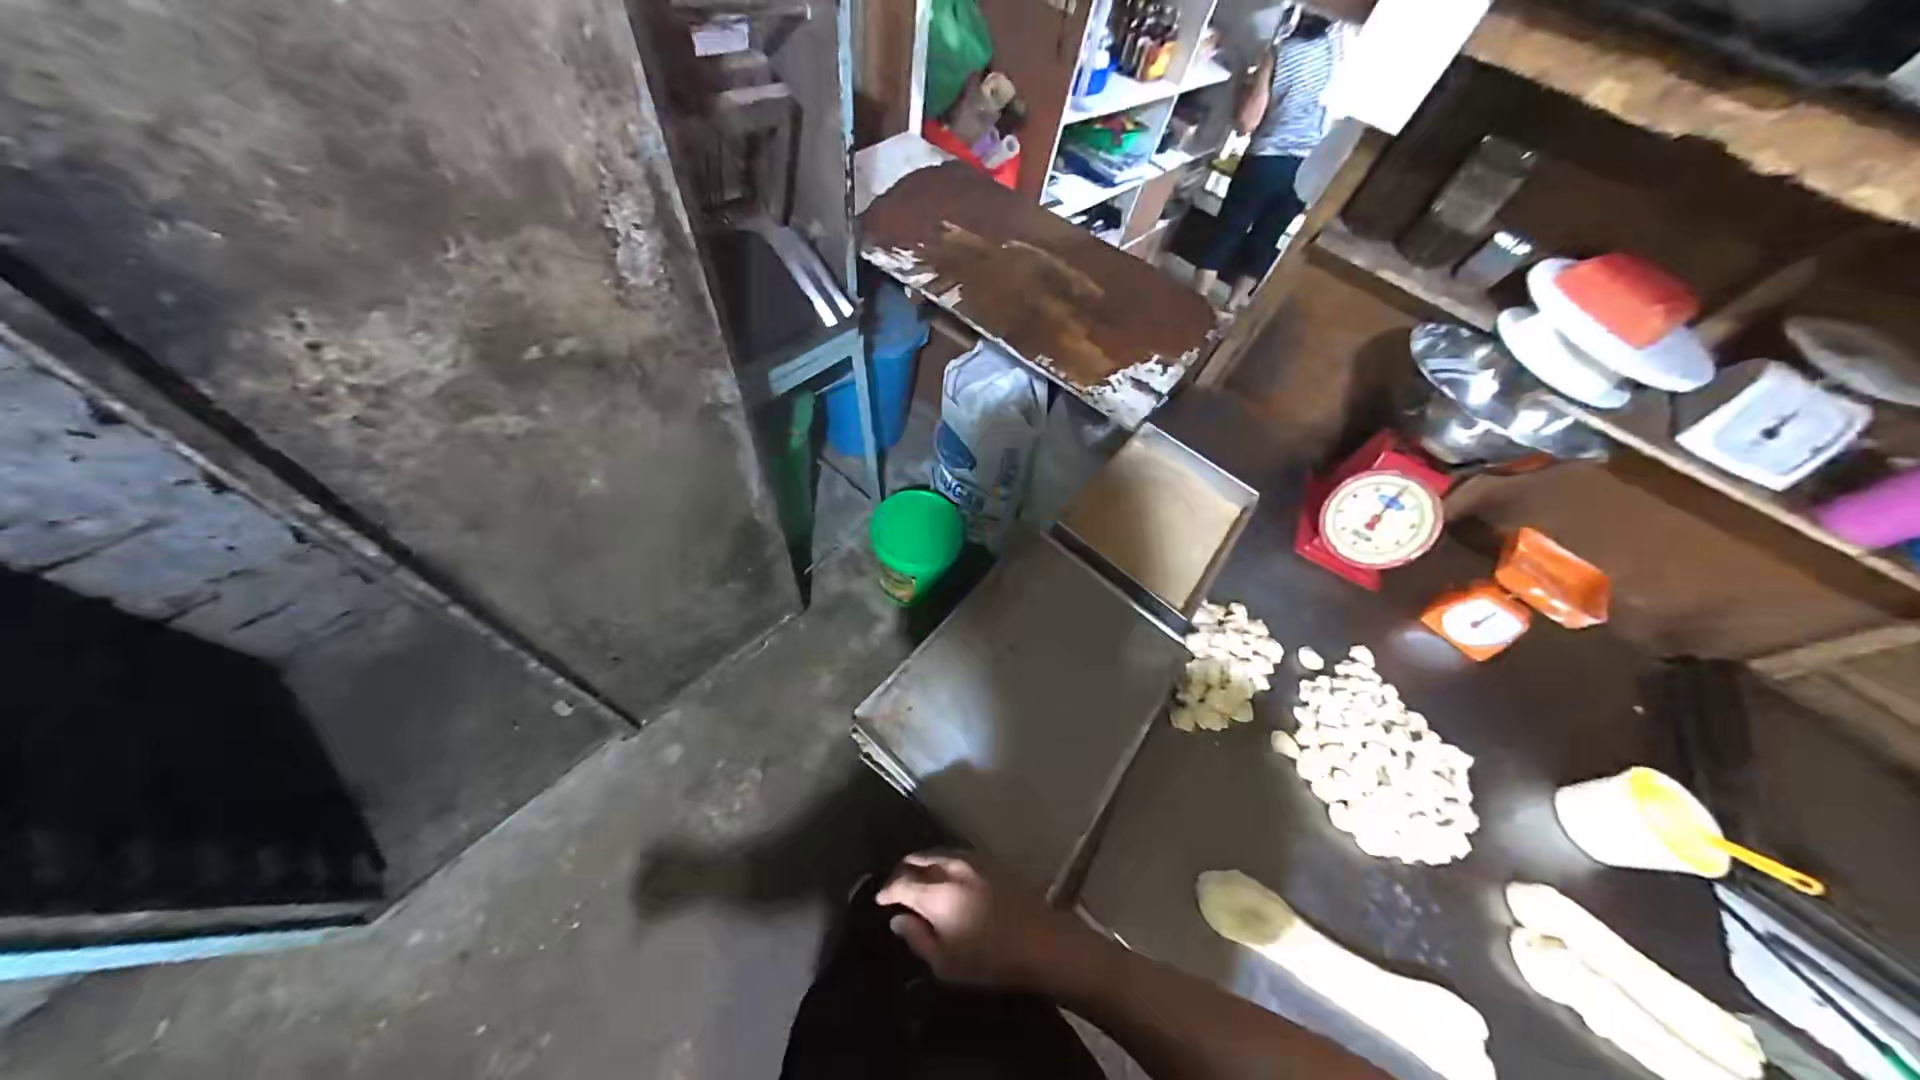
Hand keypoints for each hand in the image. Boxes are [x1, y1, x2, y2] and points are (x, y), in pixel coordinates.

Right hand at [874, 851, 1099, 990]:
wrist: (1043, 941)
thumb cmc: (991, 960)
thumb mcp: (946, 964)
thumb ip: (918, 939)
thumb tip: (898, 920)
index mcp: (936, 893)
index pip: (901, 883)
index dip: (886, 890)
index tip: (880, 899)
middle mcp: (951, 867)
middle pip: (917, 859)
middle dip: (903, 871)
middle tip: (897, 887)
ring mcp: (973, 859)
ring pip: (938, 853)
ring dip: (923, 863)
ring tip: (919, 879)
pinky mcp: (992, 860)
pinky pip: (957, 853)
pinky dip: (943, 861)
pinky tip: (946, 875)